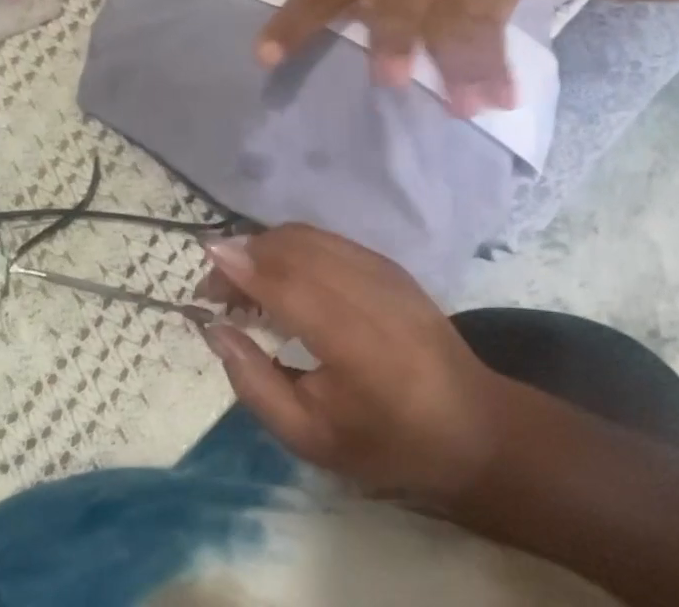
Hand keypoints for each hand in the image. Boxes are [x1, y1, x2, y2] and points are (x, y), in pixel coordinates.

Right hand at [198, 226, 508, 503]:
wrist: (475, 430)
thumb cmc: (386, 442)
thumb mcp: (308, 436)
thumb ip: (254, 383)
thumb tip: (215, 330)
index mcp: (355, 345)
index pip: (287, 285)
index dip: (241, 268)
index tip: (203, 263)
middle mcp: (371, 296)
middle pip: (292, 248)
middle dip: (244, 254)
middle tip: (217, 289)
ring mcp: (385, 274)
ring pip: (307, 236)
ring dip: (264, 247)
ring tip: (242, 281)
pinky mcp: (390, 267)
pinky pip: (325, 240)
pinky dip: (289, 247)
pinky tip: (278, 275)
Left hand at [237, 0, 576, 115]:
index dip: (293, 24)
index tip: (265, 58)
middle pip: (394, 14)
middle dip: (393, 44)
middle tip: (386, 79)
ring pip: (449, 30)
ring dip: (454, 67)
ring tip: (459, 107)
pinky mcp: (491, 3)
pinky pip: (491, 39)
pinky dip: (495, 71)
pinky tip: (498, 103)